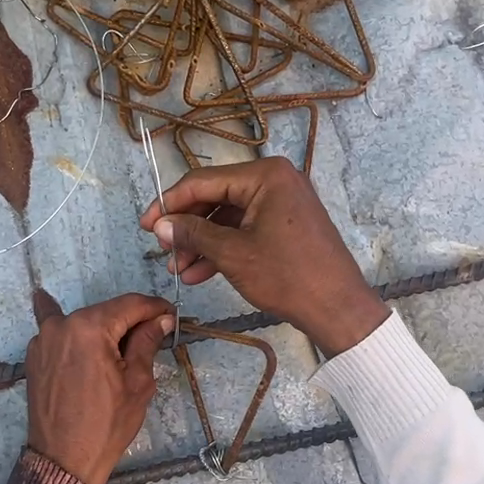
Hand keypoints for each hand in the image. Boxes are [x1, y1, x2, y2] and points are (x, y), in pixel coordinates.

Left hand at [25, 293, 174, 483]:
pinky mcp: (34, 356)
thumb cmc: (106, 424)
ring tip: (122, 344)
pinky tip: (45, 298)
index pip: (130, 305)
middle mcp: (62, 325)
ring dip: (103, 327)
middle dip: (131, 320)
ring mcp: (43, 339)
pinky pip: (53, 331)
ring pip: (83, 322)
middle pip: (106, 312)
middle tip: (154, 334)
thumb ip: (147, 342)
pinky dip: (61, 322)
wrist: (64, 460)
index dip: (155, 308)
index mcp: (90, 328)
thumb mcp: (137, 382)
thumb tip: (161, 320)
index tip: (171, 315)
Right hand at [138, 156, 389, 355]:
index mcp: (265, 175)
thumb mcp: (232, 254)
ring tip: (178, 269)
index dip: (169, 203)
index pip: (203, 181)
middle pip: (215, 199)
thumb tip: (160, 224)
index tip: (146, 224)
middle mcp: (275, 181)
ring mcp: (282, 203)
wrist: (337, 308)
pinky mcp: (285, 226)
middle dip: (186, 228)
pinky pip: (244, 230)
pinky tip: (199, 273)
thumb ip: (192, 234)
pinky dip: (222, 249)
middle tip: (163, 251)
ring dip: (201, 243)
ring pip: (227, 219)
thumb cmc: (287, 276)